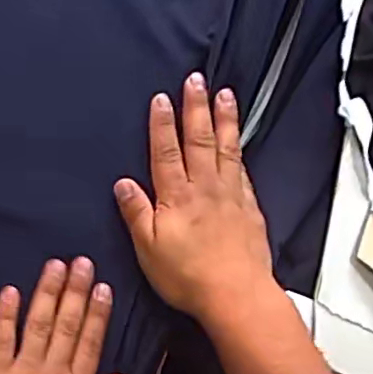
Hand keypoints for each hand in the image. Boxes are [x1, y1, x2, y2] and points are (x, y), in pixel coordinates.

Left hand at [0, 257, 128, 373]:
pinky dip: (6, 314)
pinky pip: (2, 338)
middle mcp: (52, 372)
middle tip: (81, 262)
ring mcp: (23, 370)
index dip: (97, 313)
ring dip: (46, 293)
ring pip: (38, 324)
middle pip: (67, 325)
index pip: (90, 342)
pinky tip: (10, 291)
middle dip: (75, 291)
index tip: (102, 286)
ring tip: (54, 266)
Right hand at [113, 72, 277, 323]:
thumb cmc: (187, 276)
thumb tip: (123, 184)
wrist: (235, 293)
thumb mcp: (148, 248)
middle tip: (195, 80)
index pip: (167, 152)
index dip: (163, 124)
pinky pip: (243, 169)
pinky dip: (239, 149)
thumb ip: (137, 212)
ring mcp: (230, 195)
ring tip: (223, 95)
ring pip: (226, 148)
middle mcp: (205, 189)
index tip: (161, 99)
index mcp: (177, 197)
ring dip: (223, 119)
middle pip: (199, 140)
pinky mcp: (248, 208)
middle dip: (195, 108)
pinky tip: (239, 141)